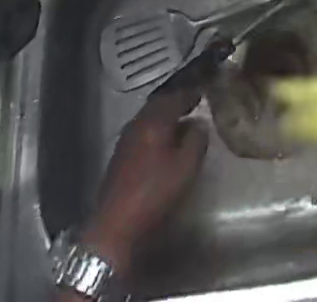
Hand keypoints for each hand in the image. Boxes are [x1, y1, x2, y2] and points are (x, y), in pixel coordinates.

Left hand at [83, 85, 209, 268]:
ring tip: (180, 120)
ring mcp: (126, 138)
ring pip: (149, 116)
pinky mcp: (120, 154)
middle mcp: (138, 123)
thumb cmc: (154, 193)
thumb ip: (196, 141)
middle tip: (191, 103)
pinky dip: (155, 128)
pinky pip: (142, 129)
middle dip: (175, 101)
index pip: (175, 98)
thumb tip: (200, 123)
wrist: (115, 224)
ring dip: (164, 115)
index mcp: (154, 121)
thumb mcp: (186, 168)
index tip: (201, 93)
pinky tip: (162, 140)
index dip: (189, 94)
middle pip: (158, 104)